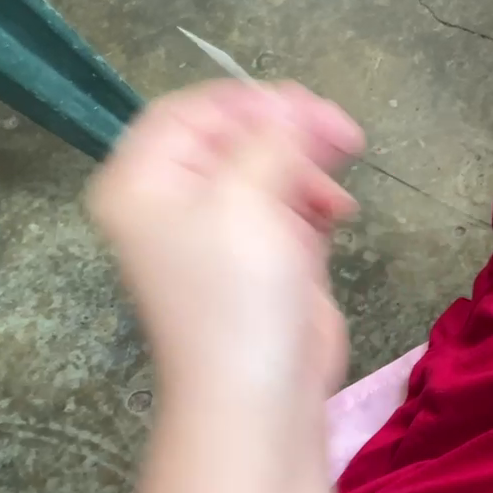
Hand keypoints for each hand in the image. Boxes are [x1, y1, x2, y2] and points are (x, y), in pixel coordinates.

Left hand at [88, 80, 364, 403]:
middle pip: (236, 140)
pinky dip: (319, 202)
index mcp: (147, 183)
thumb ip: (271, 142)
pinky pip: (293, 209)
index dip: (248, 102)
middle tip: (345, 134)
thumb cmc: (238, 295)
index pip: (190, 114)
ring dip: (311, 169)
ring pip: (272, 173)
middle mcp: (182, 203)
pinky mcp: (272, 259)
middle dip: (290, 134)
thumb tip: (297, 106)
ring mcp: (230, 234)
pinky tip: (341, 212)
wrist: (263, 391)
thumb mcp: (245, 202)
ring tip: (343, 191)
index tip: (308, 107)